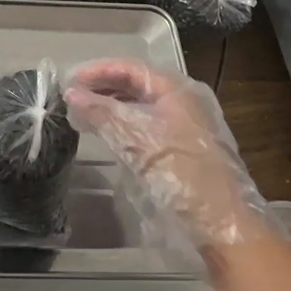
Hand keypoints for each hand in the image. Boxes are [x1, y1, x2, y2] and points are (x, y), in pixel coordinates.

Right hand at [64, 60, 266, 249]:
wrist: (222, 221)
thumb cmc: (180, 171)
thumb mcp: (137, 138)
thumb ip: (101, 112)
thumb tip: (71, 93)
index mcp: (177, 89)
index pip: (130, 68)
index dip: (97, 71)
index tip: (68, 81)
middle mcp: (184, 101)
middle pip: (136, 85)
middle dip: (102, 89)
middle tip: (72, 98)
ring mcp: (187, 125)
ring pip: (142, 107)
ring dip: (112, 108)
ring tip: (83, 116)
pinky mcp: (185, 149)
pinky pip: (148, 126)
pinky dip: (125, 126)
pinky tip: (108, 136)